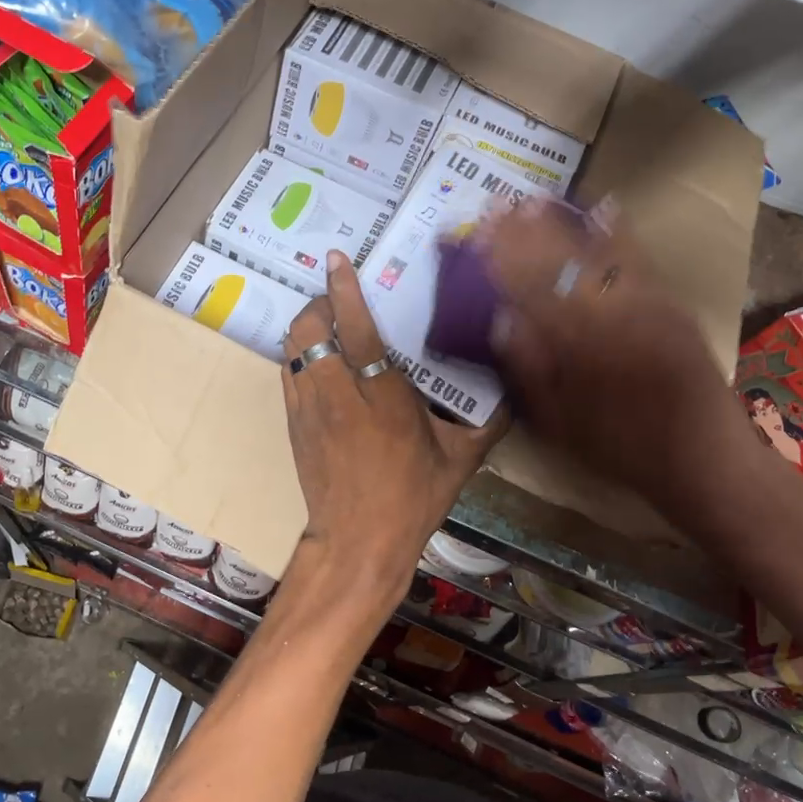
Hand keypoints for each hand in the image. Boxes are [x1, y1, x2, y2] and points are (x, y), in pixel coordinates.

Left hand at [280, 251, 507, 600]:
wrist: (357, 541)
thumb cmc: (412, 499)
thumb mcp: (460, 460)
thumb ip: (487, 421)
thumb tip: (514, 391)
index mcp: (385, 399)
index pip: (357, 331)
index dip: (346, 291)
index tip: (338, 260)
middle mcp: (339, 397)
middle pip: (311, 330)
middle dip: (320, 304)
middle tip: (338, 300)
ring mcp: (309, 409)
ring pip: (294, 348)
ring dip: (306, 327)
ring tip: (326, 323)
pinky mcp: (293, 424)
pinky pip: (288, 373)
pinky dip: (299, 355)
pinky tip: (317, 361)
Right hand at [475, 197, 748, 498]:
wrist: (705, 459)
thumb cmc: (622, 448)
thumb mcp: (560, 422)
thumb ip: (530, 369)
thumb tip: (502, 320)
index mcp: (574, 344)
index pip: (526, 288)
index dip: (499, 256)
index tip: (477, 232)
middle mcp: (607, 315)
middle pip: (557, 262)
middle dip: (524, 231)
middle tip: (500, 203)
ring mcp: (643, 304)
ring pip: (594, 253)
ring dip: (563, 223)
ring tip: (537, 199)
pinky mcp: (669, 304)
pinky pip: (639, 259)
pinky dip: (618, 231)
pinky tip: (606, 207)